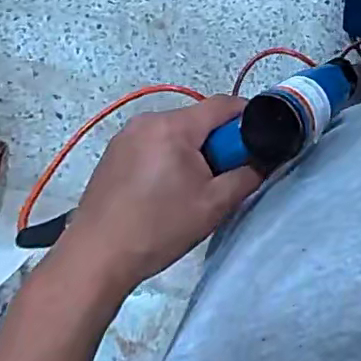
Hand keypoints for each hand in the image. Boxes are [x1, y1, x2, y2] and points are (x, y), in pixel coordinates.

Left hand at [51, 97, 261, 293]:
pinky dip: (166, 158)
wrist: (96, 256)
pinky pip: (152, 143)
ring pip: (175, 132)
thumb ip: (246, 176)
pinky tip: (161, 192)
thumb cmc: (158, 228)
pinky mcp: (113, 152)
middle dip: (216, 143)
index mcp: (174, 126)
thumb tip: (264, 160)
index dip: (246, 118)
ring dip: (191, 152)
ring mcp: (127, 134)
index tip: (257, 141)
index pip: (222, 104)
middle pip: (197, 119)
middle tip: (221, 178)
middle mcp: (149, 119)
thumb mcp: (213, 205)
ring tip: (189, 191)